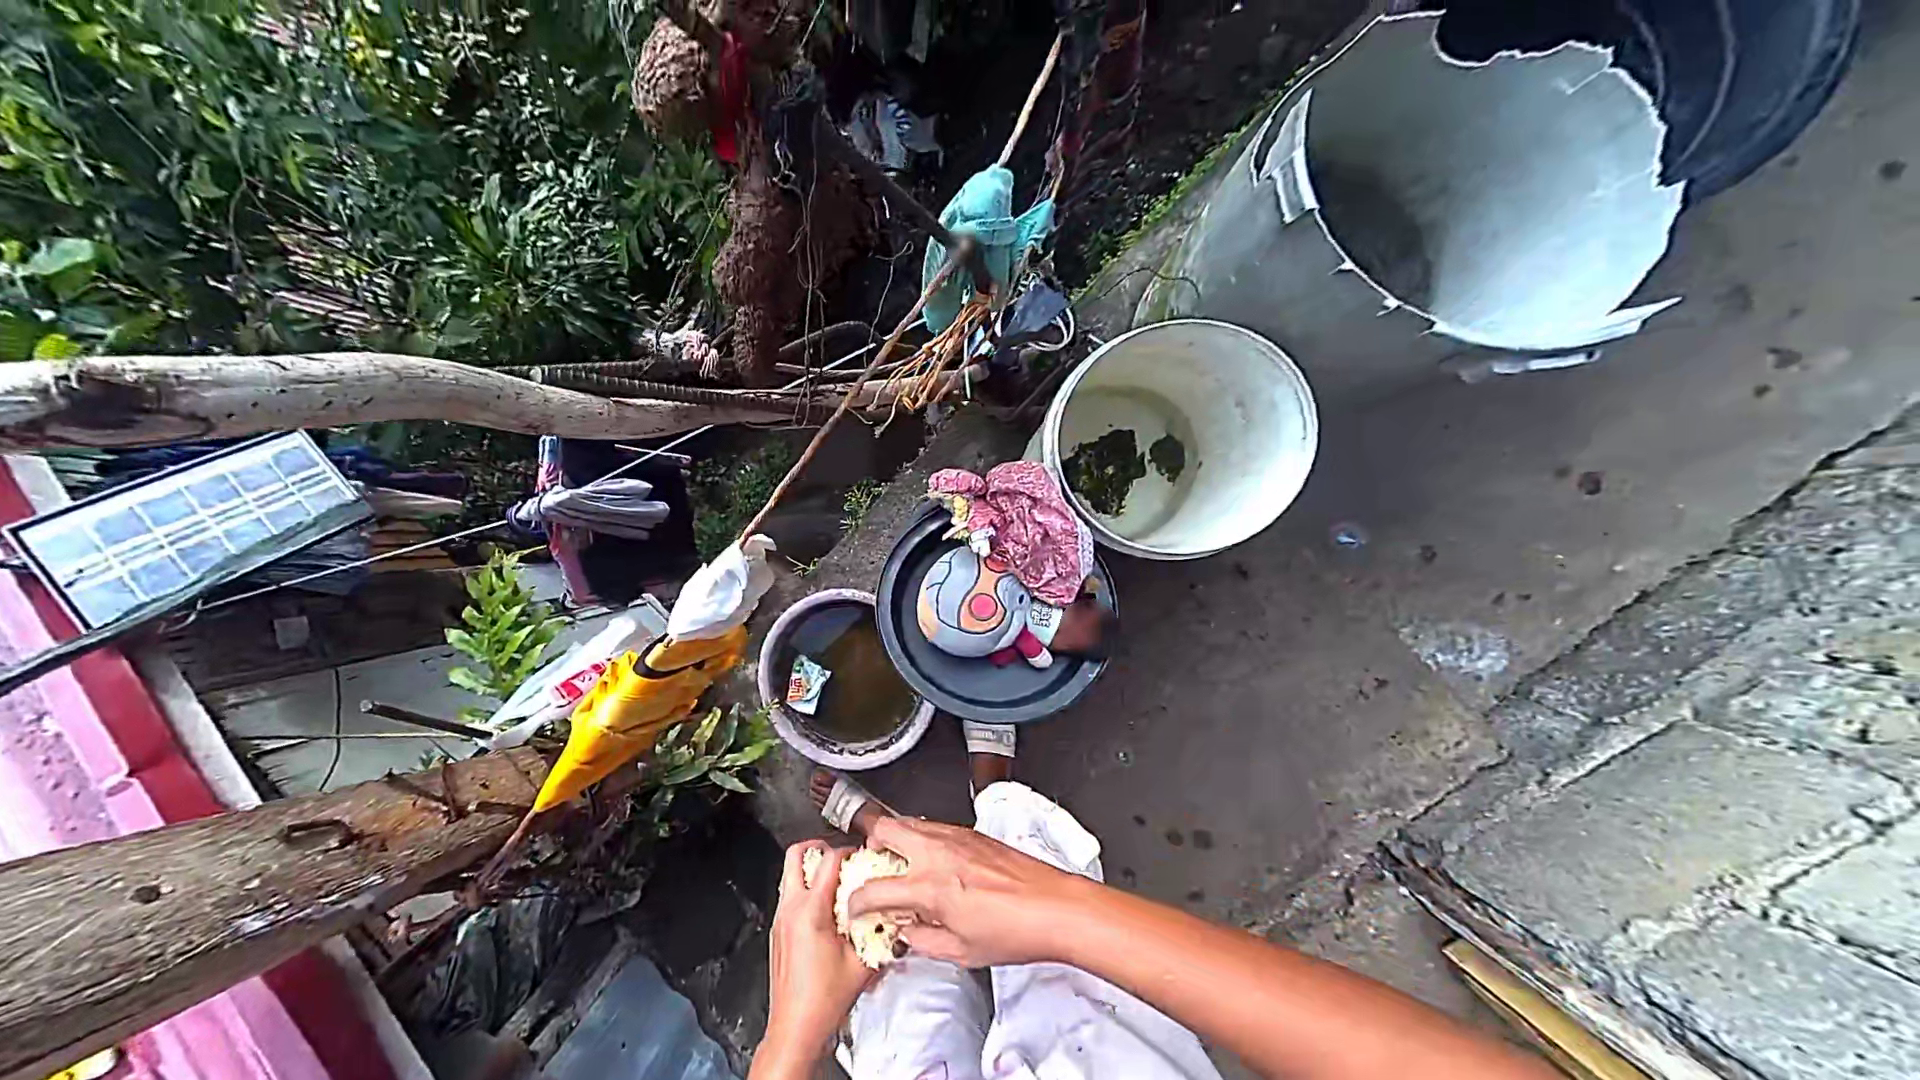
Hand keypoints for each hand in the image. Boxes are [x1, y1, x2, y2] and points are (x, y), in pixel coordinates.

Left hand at [760, 843, 872, 1068]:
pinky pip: (789, 895)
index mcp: (811, 911)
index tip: (861, 856)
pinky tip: (825, 906)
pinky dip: (805, 889)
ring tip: (834, 878)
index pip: (828, 860)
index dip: (848, 851)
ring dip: (810, 868)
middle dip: (818, 845)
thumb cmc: (822, 1001)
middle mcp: (791, 910)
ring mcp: (780, 920)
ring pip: (789, 874)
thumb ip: (881, 932)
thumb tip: (896, 915)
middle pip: (795, 854)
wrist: (795, 1029)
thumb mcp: (863, 962)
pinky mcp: (777, 932)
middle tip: (838, 852)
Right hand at [844, 815, 1093, 967]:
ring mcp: (954, 837)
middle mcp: (937, 853)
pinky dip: (922, 839)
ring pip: (908, 821)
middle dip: (870, 848)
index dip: (856, 903)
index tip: (857, 908)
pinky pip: (933, 826)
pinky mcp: (970, 832)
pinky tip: (933, 863)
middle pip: (883, 829)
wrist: (1052, 906)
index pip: (873, 890)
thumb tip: (907, 934)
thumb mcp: (961, 952)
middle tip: (874, 868)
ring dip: (896, 839)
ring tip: (903, 865)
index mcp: (929, 887)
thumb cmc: (1015, 930)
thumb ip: (923, 941)